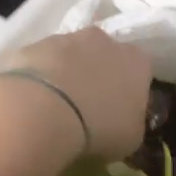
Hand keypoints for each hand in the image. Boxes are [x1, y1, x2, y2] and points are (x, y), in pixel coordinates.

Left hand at [0, 28, 151, 160]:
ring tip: (61, 107)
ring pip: (74, 55)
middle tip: (92, 106)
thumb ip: (134, 120)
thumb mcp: (133, 137)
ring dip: (70, 74)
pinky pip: (45, 61)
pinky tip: (39, 101)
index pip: (141, 71)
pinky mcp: (34, 43)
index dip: (132, 90)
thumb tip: (125, 118)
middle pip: (106, 56)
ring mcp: (67, 38)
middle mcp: (106, 41)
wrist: (46, 111)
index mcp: (137, 62)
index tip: (124, 110)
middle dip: (101, 75)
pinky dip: (44, 77)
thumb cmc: (102, 128)